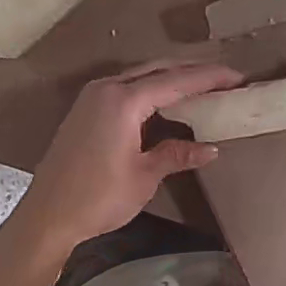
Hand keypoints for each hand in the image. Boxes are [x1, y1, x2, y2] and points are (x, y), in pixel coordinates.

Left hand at [8, 59, 242, 252]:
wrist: (48, 216)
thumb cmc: (97, 199)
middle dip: (191, 72)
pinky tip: (162, 105)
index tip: (237, 78)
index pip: (176, 80)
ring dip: (168, 80)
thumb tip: (210, 149)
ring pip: (138, 78)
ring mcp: (90, 99)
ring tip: (199, 88)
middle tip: (223, 79)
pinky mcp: (82, 112)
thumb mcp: (143, 177)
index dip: (209, 78)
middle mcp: (105, 88)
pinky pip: (122, 91)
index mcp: (124, 100)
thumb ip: (176, 155)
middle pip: (156, 70)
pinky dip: (147, 92)